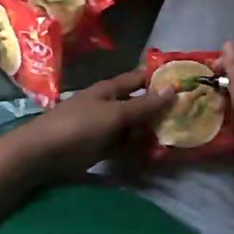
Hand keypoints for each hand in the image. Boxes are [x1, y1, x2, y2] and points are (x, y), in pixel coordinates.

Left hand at [1, 69, 175, 181]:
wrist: (44, 153)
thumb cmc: (79, 126)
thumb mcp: (115, 114)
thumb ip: (143, 105)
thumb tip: (172, 88)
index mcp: (109, 89)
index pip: (138, 79)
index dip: (158, 79)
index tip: (184, 82)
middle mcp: (108, 105)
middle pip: (138, 105)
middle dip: (159, 110)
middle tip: (189, 116)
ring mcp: (104, 127)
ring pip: (133, 127)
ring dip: (150, 132)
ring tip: (177, 138)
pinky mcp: (100, 148)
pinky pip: (124, 145)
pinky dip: (137, 149)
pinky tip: (154, 154)